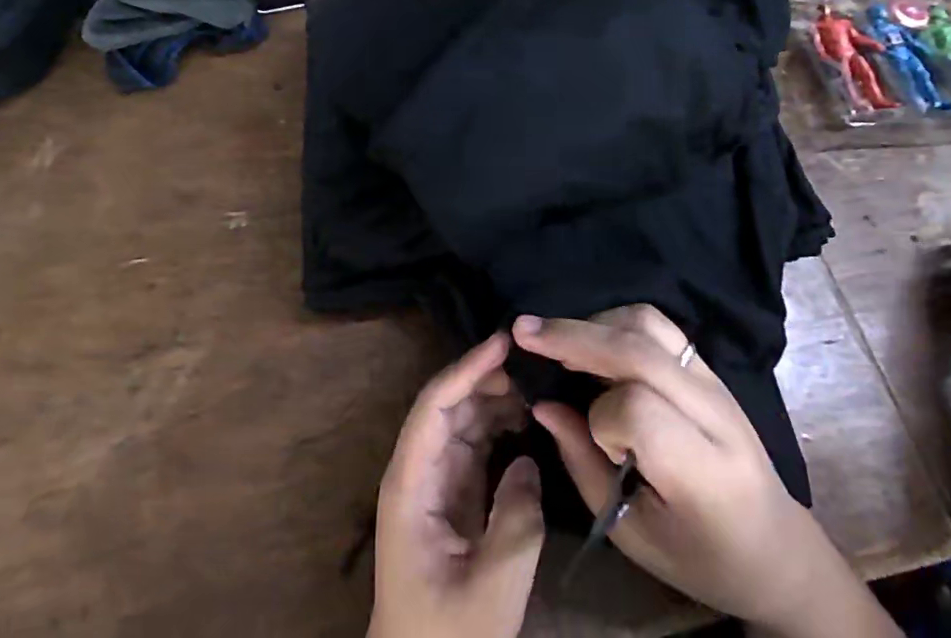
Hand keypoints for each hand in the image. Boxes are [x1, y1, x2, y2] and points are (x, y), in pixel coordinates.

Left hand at [369, 332, 543, 637]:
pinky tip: (530, 419)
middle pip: (447, 406)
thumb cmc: (448, 631)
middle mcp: (418, 472)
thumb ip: (516, 516)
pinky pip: (475, 444)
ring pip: (463, 421)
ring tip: (539, 386)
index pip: (433, 408)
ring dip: (496, 399)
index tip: (505, 342)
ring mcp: (435, 482)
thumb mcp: (493, 583)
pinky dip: (500, 425)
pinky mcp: (453, 495)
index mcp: (411, 484)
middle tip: (535, 362)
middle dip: (486, 378)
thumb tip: (528, 462)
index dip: (466, 369)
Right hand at [514, 306, 865, 634]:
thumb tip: (544, 404)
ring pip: (649, 322)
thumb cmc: (701, 556)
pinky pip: (661, 326)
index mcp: (703, 470)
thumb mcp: (635, 534)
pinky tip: (593, 338)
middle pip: (638, 348)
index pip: (639, 409)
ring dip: (596, 322)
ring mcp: (716, 381)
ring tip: (557, 338)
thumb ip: (585, 465)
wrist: (774, 544)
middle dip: (573, 335)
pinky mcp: (711, 368)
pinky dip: (618, 321)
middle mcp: (713, 411)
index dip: (601, 419)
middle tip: (523, 330)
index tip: (593, 439)